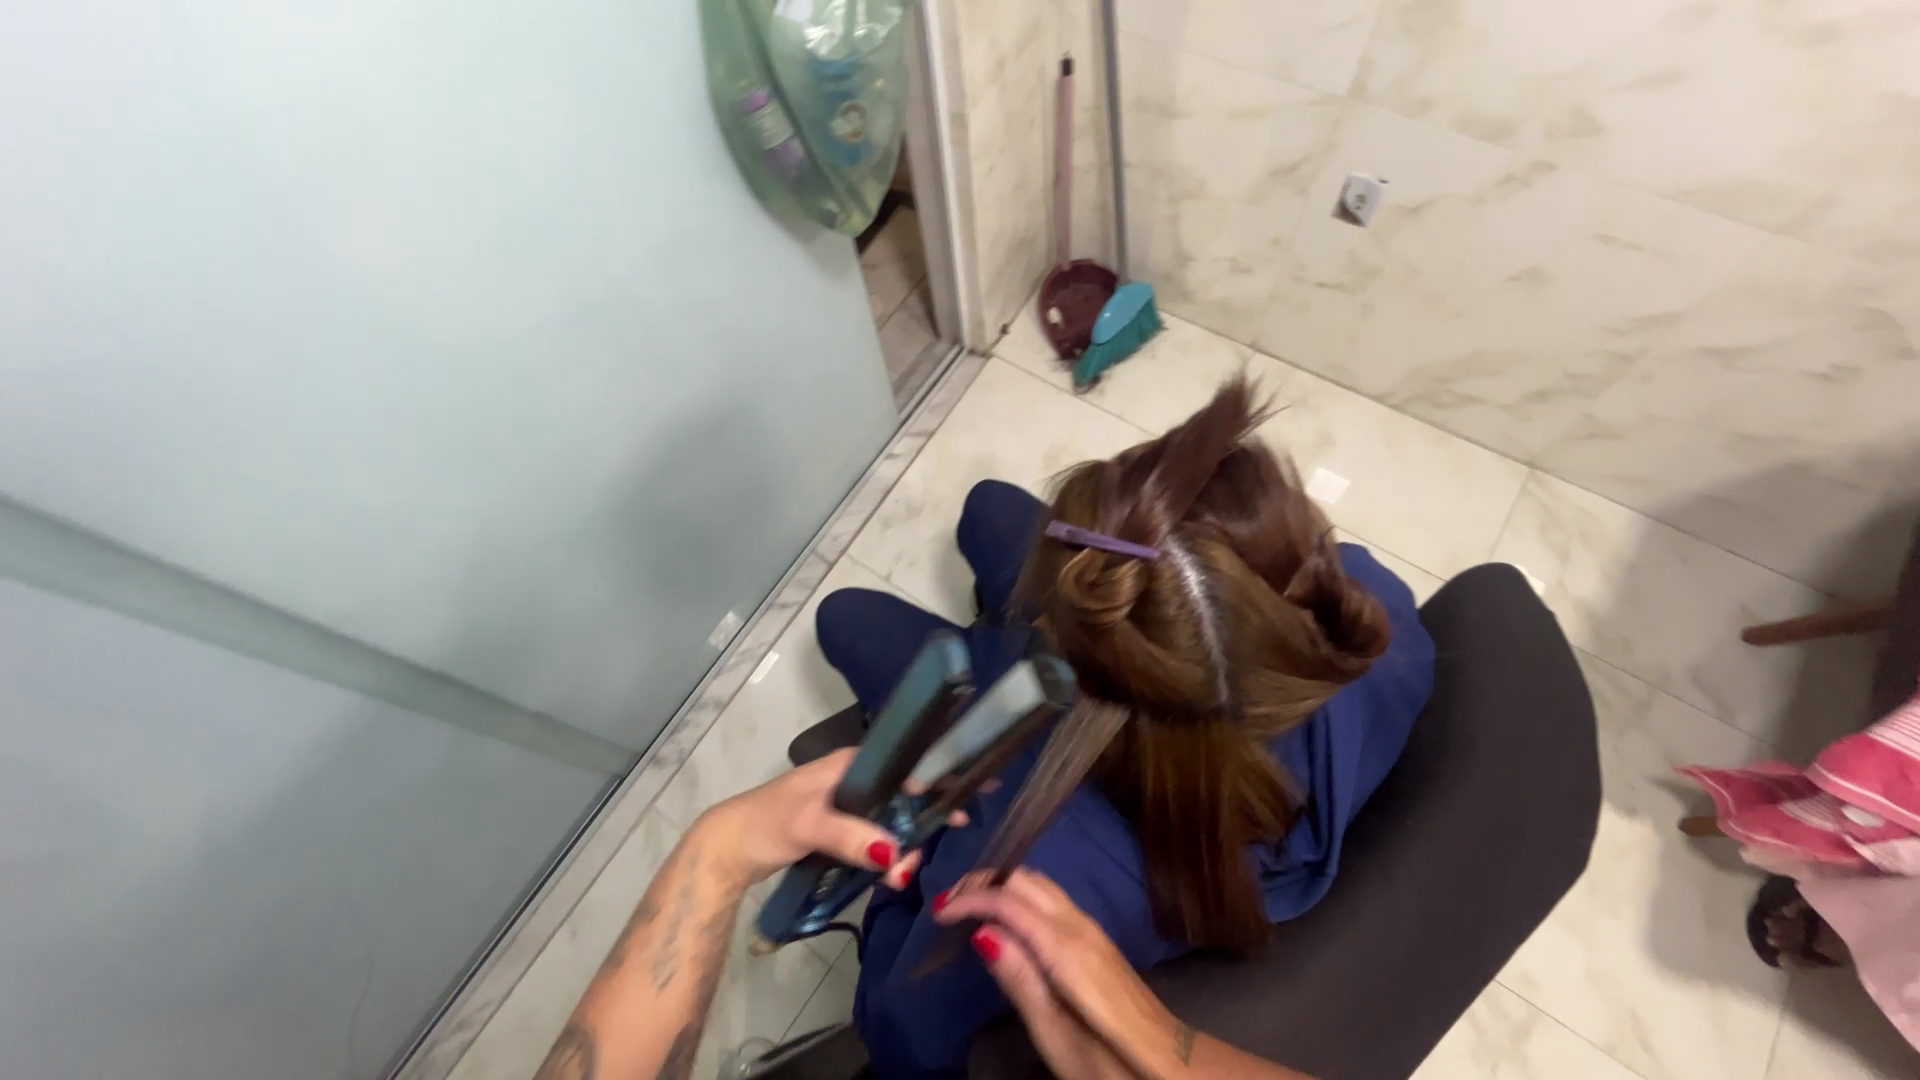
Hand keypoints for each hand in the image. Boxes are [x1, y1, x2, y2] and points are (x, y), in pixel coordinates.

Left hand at [696, 748, 934, 891]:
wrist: (727, 850)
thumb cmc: (768, 822)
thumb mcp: (809, 824)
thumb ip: (851, 836)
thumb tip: (898, 856)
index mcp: (850, 763)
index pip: (904, 765)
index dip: (937, 779)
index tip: (966, 801)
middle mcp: (853, 780)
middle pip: (902, 793)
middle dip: (926, 816)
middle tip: (947, 840)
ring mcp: (846, 806)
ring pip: (890, 818)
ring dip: (907, 839)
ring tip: (915, 866)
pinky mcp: (840, 831)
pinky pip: (875, 836)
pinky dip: (889, 850)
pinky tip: (898, 868)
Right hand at [935, 870, 1184, 1079]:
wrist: (1170, 1064)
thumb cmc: (1109, 1062)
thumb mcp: (1056, 1034)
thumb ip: (1019, 980)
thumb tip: (982, 932)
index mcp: (1066, 947)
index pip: (1009, 900)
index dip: (970, 899)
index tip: (938, 914)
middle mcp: (1079, 923)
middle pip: (1023, 878)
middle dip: (981, 882)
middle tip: (946, 905)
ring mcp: (1089, 925)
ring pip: (1037, 881)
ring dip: (999, 883)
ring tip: (967, 905)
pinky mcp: (1093, 935)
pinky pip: (1047, 894)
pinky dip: (1017, 893)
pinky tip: (1004, 915)